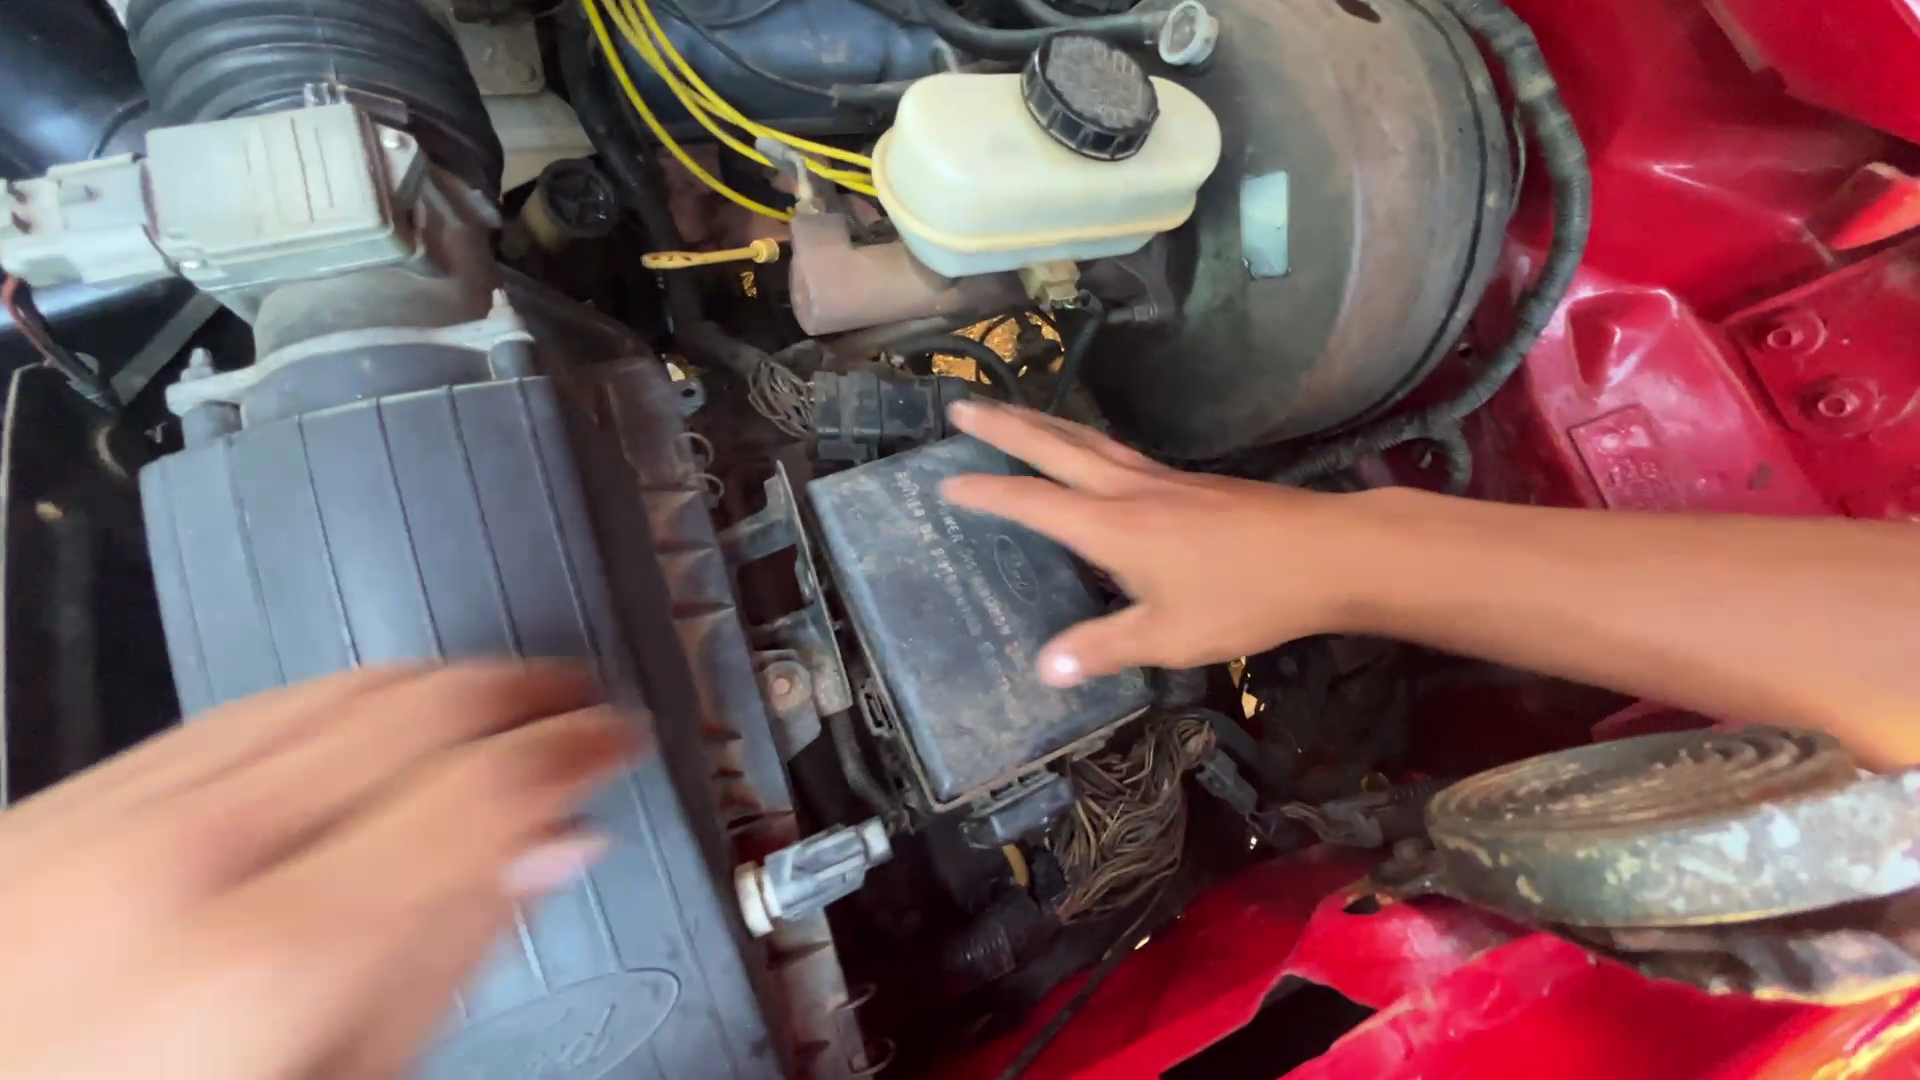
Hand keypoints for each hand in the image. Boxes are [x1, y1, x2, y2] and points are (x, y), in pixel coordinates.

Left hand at [0, 662, 636, 1079]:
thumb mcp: (353, 1078)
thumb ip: (463, 946)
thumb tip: (558, 842)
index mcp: (270, 956)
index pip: (491, 783)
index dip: (584, 744)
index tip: (620, 737)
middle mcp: (177, 862)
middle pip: (427, 707)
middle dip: (536, 690)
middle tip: (586, 703)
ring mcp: (102, 820)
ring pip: (349, 684)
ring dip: (461, 680)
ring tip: (515, 699)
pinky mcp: (63, 803)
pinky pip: (261, 701)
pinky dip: (366, 692)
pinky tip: (403, 713)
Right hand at [942, 400, 1369, 685]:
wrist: (1328, 553)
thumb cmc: (1245, 597)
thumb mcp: (1169, 637)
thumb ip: (1102, 647)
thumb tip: (1044, 668)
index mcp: (1112, 525)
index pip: (1032, 501)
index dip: (985, 492)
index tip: (945, 481)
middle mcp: (1127, 489)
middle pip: (1053, 446)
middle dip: (1002, 426)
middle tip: (960, 407)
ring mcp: (1159, 478)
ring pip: (1086, 439)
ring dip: (1041, 423)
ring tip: (1009, 412)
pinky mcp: (1186, 480)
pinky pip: (1116, 449)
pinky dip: (1082, 439)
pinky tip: (1086, 448)